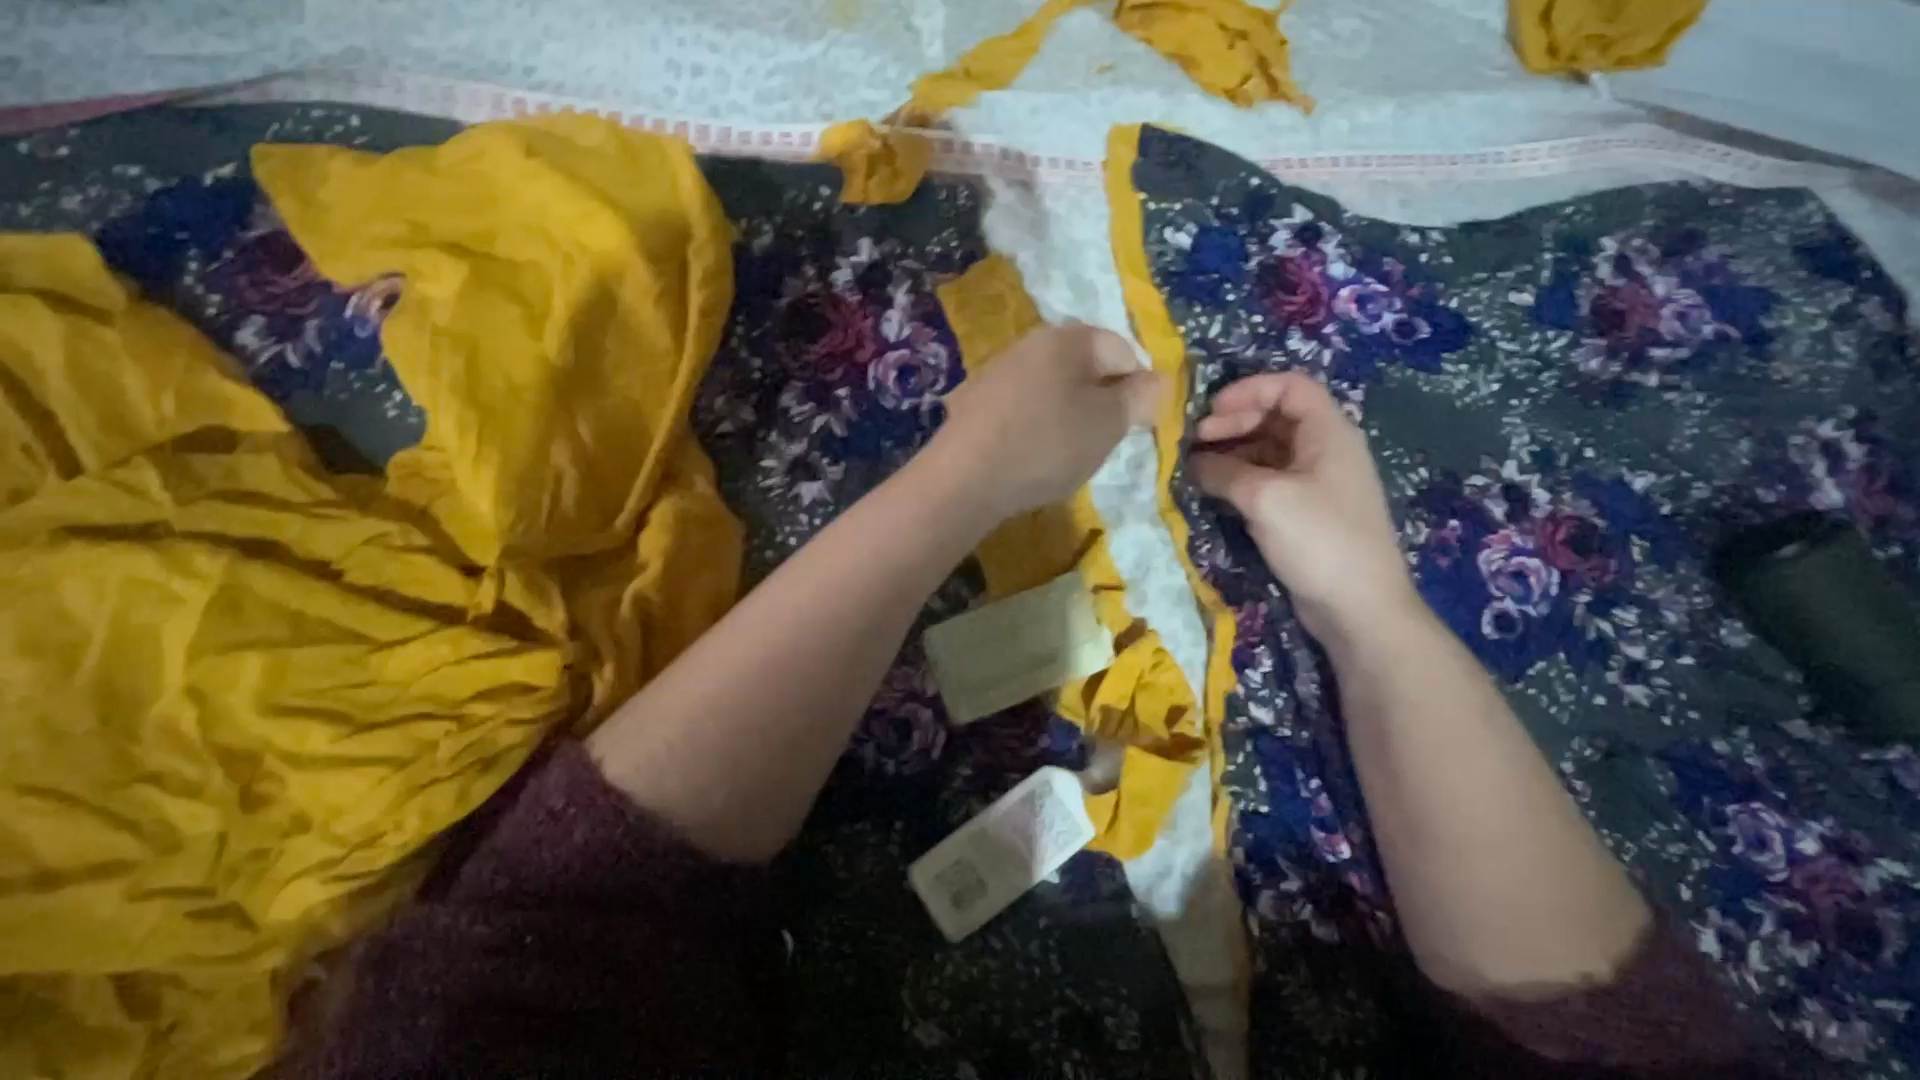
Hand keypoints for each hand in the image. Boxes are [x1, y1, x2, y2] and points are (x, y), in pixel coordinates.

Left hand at [933, 323, 1163, 520]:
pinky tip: (1030, 458)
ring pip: (1051, 389)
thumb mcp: (1107, 424)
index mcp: (1065, 338)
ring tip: (1065, 454)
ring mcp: (995, 373)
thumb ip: (1137, 399)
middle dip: (1100, 401)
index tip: (1135, 425)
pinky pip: (1021, 410)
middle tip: (1101, 441)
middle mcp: (1027, 344)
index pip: (1122, 350)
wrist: (963, 480)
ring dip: (1067, 417)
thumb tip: (1156, 380)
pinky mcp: (973, 405)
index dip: (1137, 387)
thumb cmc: (1046, 445)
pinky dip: (1034, 429)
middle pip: (1083, 368)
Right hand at [1189, 372, 1417, 639]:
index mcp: (1329, 432)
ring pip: (1268, 450)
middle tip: (1193, 442)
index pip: (1289, 386)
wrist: (1359, 607)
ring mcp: (1315, 482)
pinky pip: (1267, 480)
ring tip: (1195, 467)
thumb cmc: (1320, 540)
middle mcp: (1325, 449)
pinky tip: (1213, 490)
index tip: (1209, 412)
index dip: (1248, 390)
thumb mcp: (1265, 498)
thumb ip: (1223, 471)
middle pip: (1275, 416)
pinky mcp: (1304, 512)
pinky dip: (1239, 479)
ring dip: (1231, 452)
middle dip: (1232, 422)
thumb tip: (1192, 461)